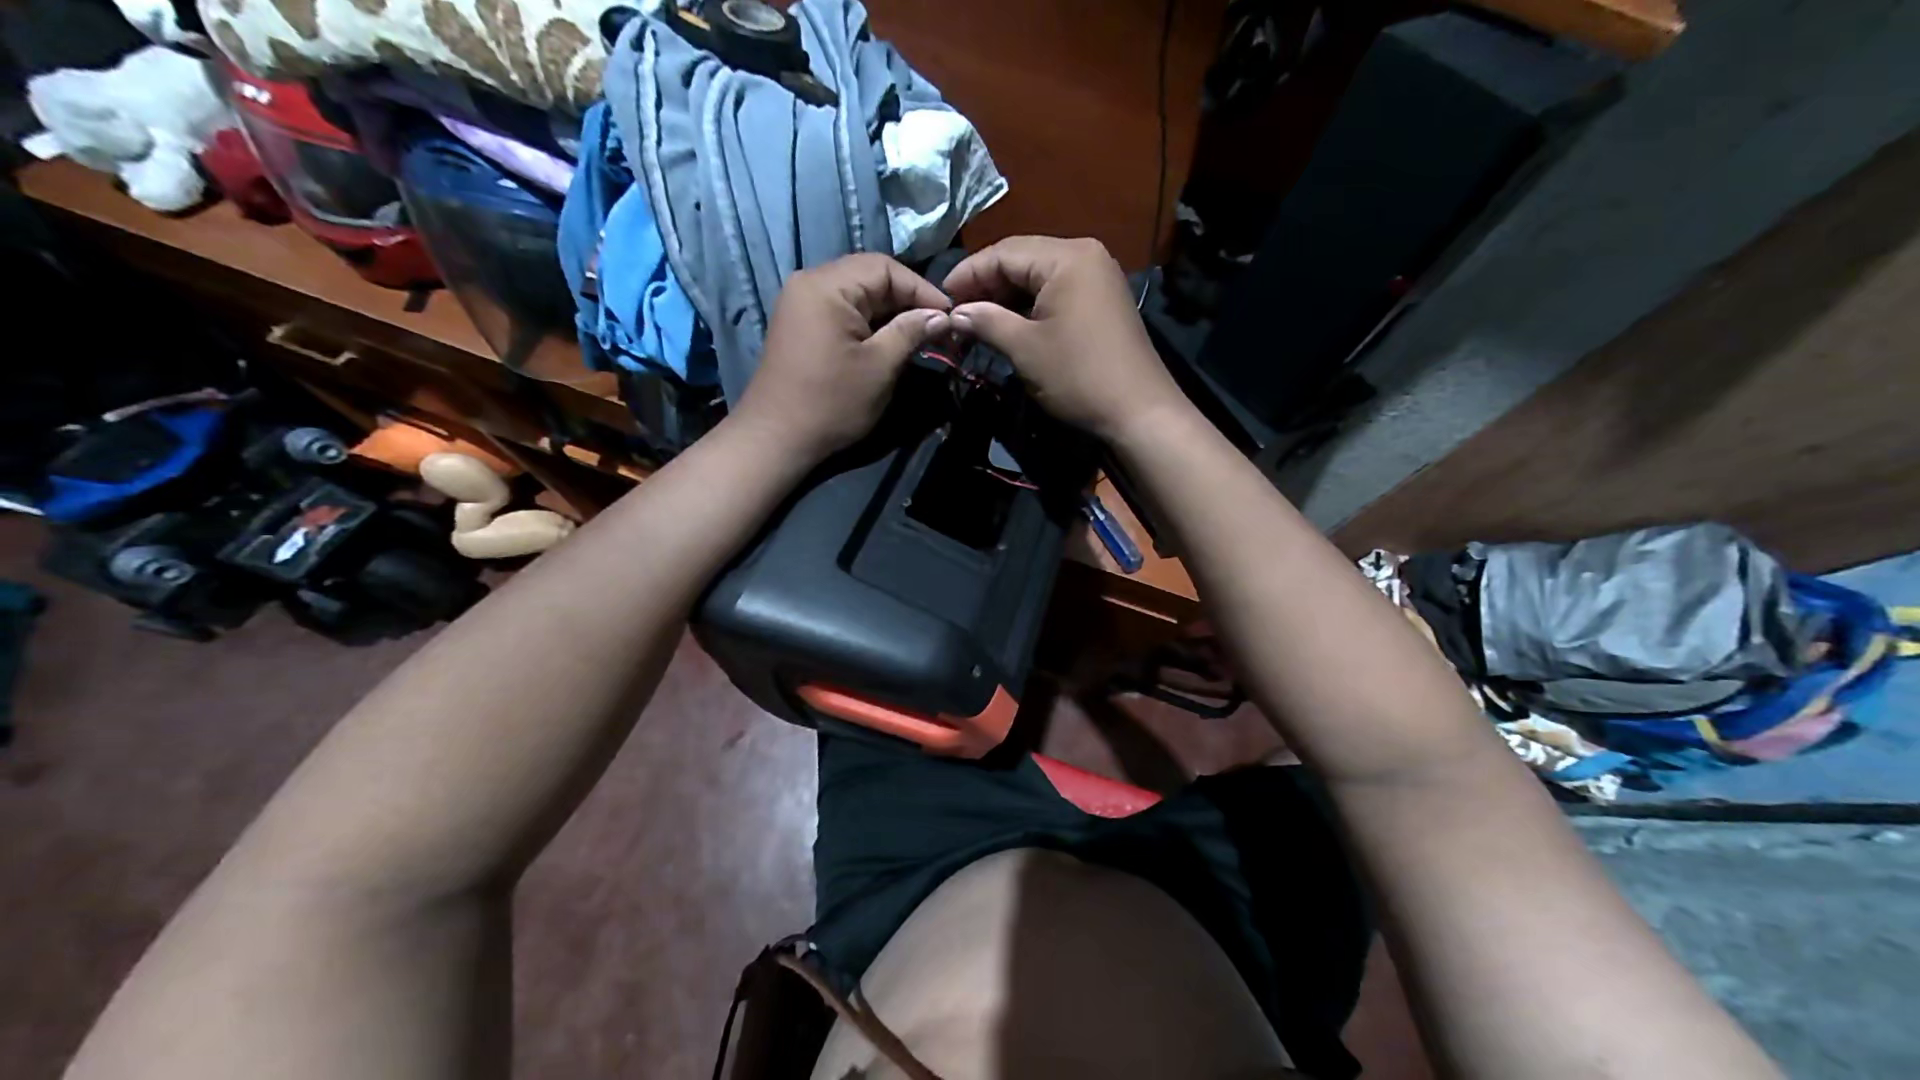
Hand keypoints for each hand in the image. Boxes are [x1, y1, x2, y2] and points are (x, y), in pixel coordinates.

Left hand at [732, 253, 950, 461]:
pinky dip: (868, 321)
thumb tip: (941, 316)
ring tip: (917, 336)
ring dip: (889, 311)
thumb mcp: (880, 366)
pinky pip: (841, 309)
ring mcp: (801, 302)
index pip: (885, 268)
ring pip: (857, 293)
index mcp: (827, 285)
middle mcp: (809, 282)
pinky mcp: (800, 323)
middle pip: (869, 276)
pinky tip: (888, 341)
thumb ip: (911, 332)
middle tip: (936, 326)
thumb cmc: (832, 402)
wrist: (777, 438)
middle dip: (906, 299)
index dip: (921, 289)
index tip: (949, 316)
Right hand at [944, 237, 1187, 443]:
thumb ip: (985, 321)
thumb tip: (954, 313)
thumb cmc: (1078, 375)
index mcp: (1067, 256)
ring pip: (1037, 276)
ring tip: (975, 321)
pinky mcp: (1101, 300)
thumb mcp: (1024, 347)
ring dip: (1005, 296)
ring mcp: (1097, 276)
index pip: (1004, 251)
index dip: (967, 274)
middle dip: (985, 284)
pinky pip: (1055, 291)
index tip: (940, 300)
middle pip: (1021, 259)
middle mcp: (1084, 254)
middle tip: (956, 313)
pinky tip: (1007, 324)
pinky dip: (1028, 305)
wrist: (1138, 411)